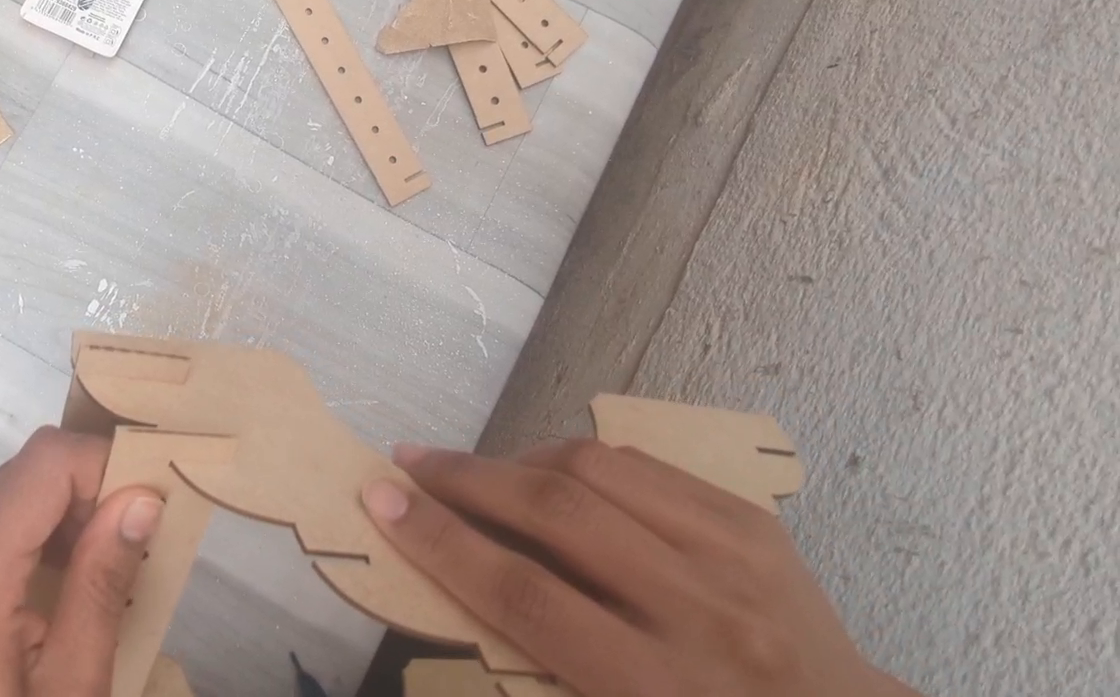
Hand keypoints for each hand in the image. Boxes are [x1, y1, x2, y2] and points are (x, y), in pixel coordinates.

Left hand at [0, 426, 163, 696]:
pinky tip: (65, 576)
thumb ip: (101, 586)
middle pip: (29, 470)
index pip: (46, 462)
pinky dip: (37, 528)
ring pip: (13, 486)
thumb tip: (143, 498)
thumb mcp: (70, 689)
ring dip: (67, 509)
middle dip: (91, 490)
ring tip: (106, 565)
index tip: (149, 506)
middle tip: (137, 542)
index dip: (105, 465)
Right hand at [362, 441, 920, 696]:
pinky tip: (549, 476)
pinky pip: (635, 462)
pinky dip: (572, 460)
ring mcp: (737, 558)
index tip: (382, 500)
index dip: (442, 543)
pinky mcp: (752, 520)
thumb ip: (538, 656)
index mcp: (663, 692)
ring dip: (515, 463)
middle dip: (464, 480)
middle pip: (556, 514)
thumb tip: (458, 572)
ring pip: (592, 469)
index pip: (527, 598)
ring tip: (478, 475)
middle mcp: (706, 618)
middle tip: (409, 462)